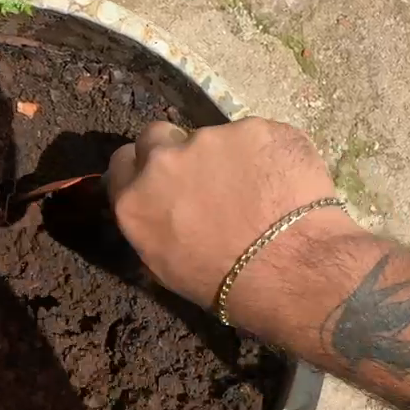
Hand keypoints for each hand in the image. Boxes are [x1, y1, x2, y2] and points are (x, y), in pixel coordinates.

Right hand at [104, 118, 364, 327]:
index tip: (158, 181)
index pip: (121, 162)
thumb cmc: (220, 281)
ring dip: (223, 156)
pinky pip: (254, 136)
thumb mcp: (162, 264)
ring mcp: (209, 138)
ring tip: (253, 188)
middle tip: (201, 177)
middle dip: (172, 150)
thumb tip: (158, 210)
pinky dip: (263, 154)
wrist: (288, 267)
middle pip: (156, 136)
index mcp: (134, 198)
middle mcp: (163, 160)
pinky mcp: (254, 127)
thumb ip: (150, 223)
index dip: (140, 168)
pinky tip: (280, 182)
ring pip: (211, 137)